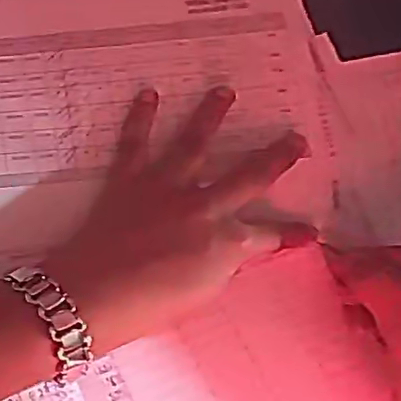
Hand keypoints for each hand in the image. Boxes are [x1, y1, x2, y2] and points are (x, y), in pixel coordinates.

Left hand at [47, 86, 309, 348]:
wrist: (91, 295)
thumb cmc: (146, 308)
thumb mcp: (200, 296)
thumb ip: (221, 268)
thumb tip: (232, 252)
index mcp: (226, 241)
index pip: (268, 236)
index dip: (290, 234)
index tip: (309, 231)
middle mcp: (202, 207)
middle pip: (248, 176)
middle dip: (276, 157)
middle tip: (294, 140)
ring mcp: (164, 189)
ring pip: (194, 144)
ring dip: (210, 116)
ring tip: (223, 92)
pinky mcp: (126, 182)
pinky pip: (134, 144)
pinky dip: (139, 118)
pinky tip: (148, 95)